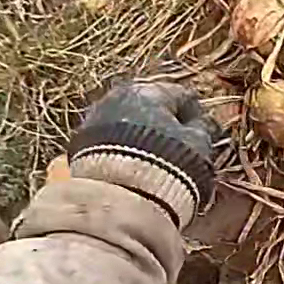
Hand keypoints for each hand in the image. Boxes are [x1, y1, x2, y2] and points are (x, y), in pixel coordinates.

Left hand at [78, 79, 217, 158]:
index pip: (181, 95)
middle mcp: (118, 96)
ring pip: (128, 119)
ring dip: (143, 133)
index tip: (202, 130)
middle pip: (150, 104)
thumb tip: (202, 122)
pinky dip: (124, 145)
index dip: (196, 114)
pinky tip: (135, 163)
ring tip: (156, 156)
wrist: (123, 191)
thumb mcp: (198, 144)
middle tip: (179, 143)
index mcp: (150, 92)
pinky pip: (111, 136)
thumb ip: (203, 128)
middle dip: (164, 121)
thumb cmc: (169, 161)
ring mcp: (96, 116)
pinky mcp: (81, 138)